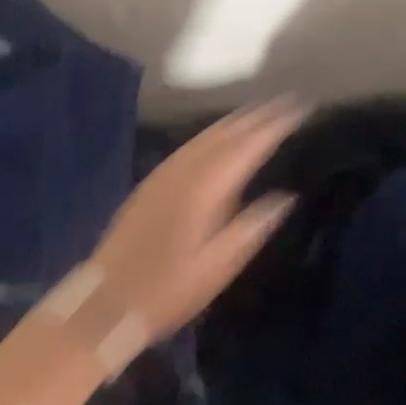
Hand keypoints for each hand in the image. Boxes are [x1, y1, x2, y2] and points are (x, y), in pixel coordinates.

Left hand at [58, 100, 303, 369]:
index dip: (273, 126)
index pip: (245, 147)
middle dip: (255, 116)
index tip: (298, 109)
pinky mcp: (148, 187)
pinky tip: (215, 140)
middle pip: (222, 135)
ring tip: (257, 112)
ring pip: (201, 138)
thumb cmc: (168, 291)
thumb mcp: (217, 267)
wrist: (107, 301)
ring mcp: (161, 177)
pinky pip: (185, 149)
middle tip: (284, 102)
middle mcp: (181, 173)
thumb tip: (284, 197)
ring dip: (232, 122)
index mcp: (203, 190)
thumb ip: (250, 228)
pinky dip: (208, 137)